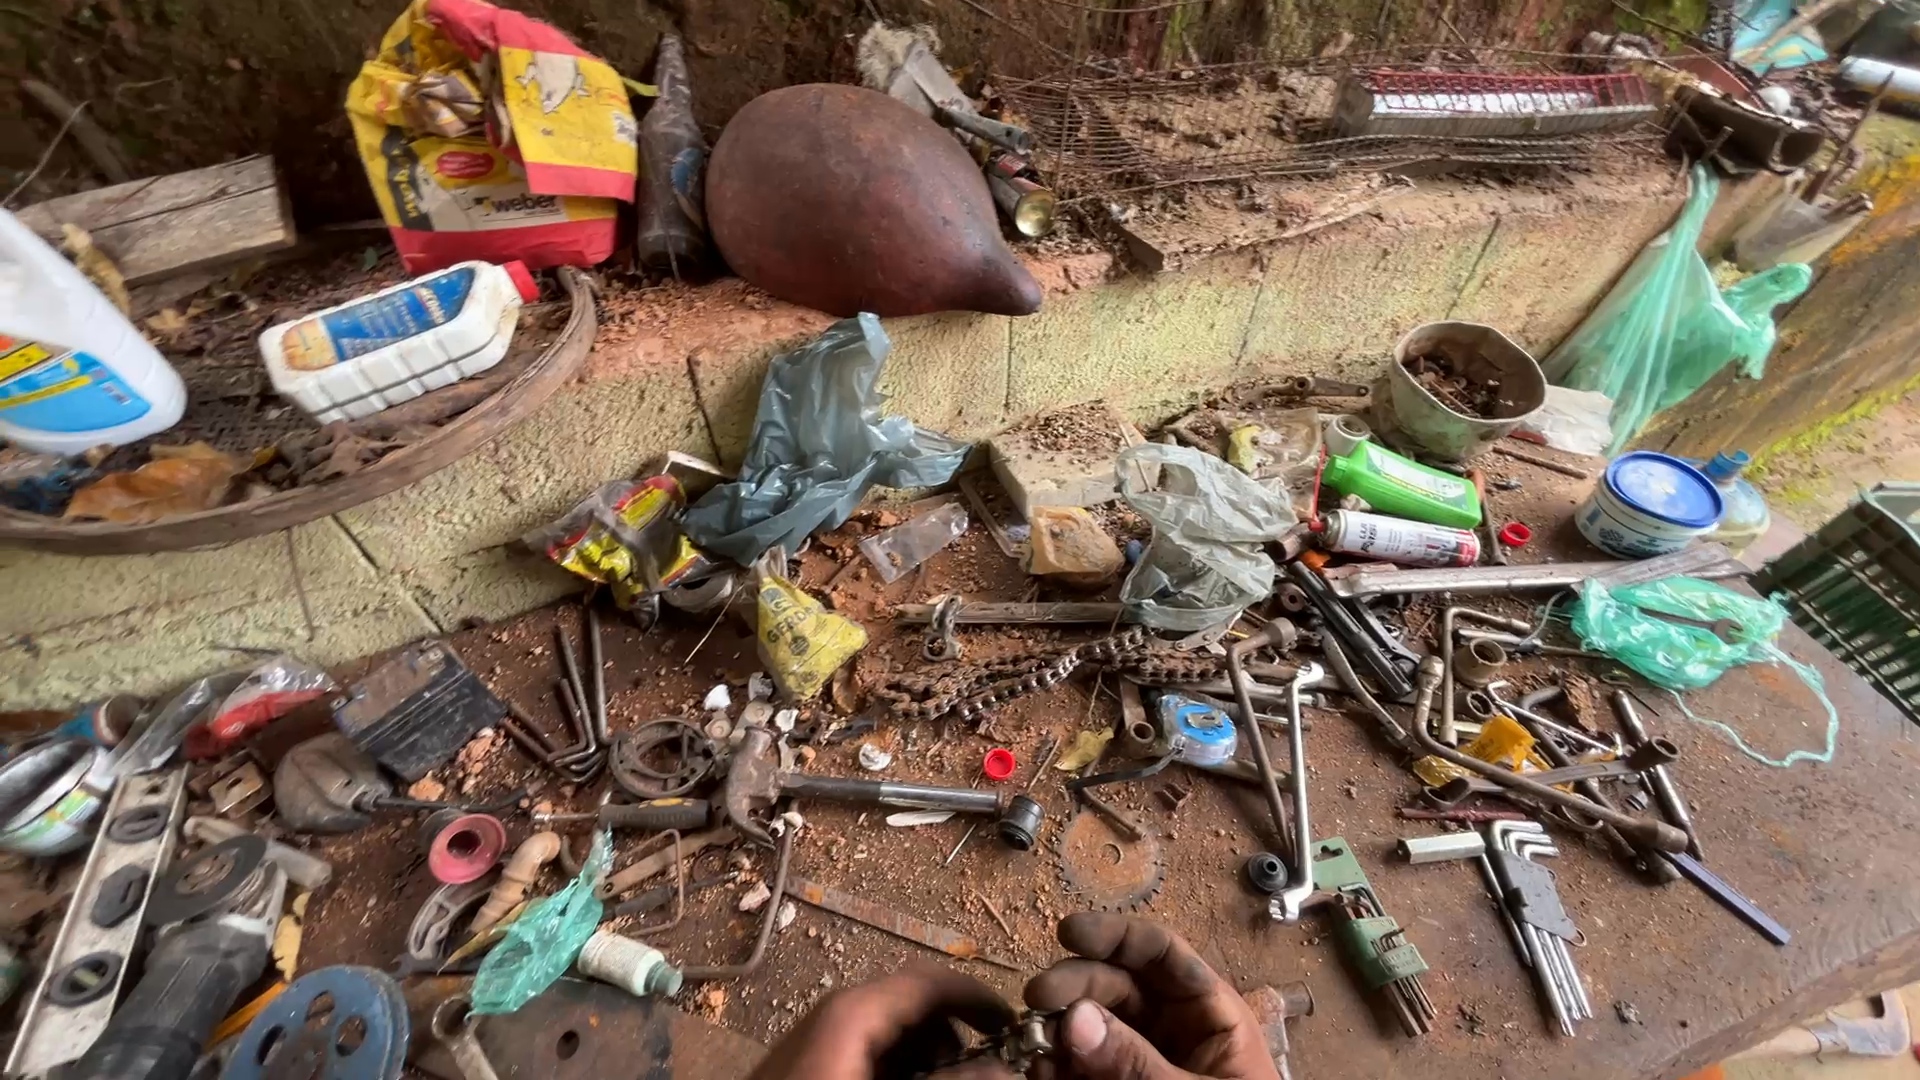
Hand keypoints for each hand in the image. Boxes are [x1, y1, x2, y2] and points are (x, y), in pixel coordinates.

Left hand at [748, 966, 1019, 1079]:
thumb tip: (1007, 1067)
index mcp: (855, 1007)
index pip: (931, 981)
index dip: (978, 999)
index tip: (1013, 1024)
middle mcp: (838, 1009)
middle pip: (915, 1006)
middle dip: (955, 1036)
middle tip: (982, 1067)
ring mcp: (821, 1035)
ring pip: (893, 1032)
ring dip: (928, 1055)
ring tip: (947, 1078)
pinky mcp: (811, 1063)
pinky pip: (868, 1050)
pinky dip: (898, 1067)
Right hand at [1024, 914, 1277, 1079]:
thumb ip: (1136, 1064)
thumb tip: (1073, 1017)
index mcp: (1210, 1015)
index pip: (1163, 954)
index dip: (1116, 935)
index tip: (1067, 932)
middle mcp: (1173, 1028)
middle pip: (1119, 983)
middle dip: (1076, 984)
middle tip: (1037, 999)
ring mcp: (1144, 1059)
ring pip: (1094, 1022)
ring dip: (1061, 1025)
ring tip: (1033, 1039)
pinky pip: (1084, 1064)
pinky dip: (1060, 1064)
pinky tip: (1038, 1069)